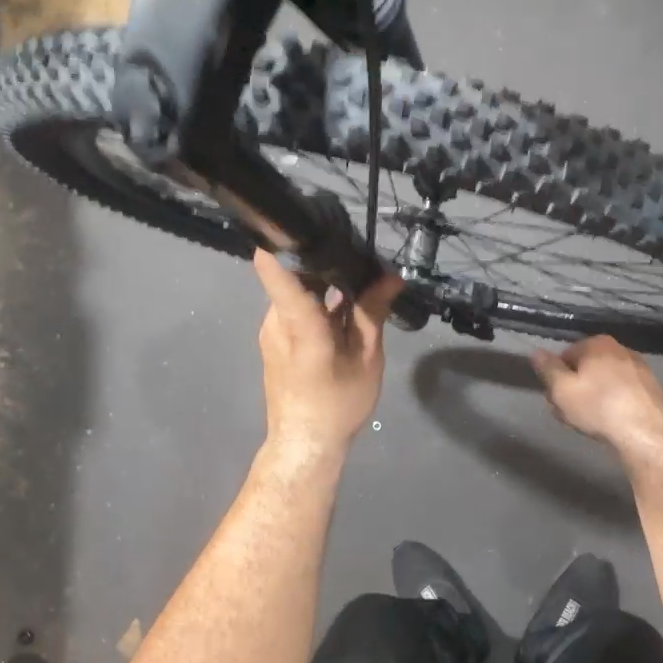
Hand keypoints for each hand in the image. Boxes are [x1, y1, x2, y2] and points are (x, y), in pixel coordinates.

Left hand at [254, 250, 402, 458]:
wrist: (305, 444)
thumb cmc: (338, 404)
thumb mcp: (366, 358)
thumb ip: (373, 311)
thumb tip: (391, 276)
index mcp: (300, 323)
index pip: (277, 270)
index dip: (281, 240)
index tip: (299, 218)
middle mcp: (276, 320)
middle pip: (295, 275)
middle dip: (326, 264)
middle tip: (360, 264)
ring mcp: (271, 331)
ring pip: (296, 294)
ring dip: (324, 288)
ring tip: (358, 291)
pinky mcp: (273, 342)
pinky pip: (293, 311)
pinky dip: (317, 306)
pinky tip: (343, 317)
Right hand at [531, 336, 662, 460]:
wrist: (644, 432)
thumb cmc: (597, 408)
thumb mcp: (561, 390)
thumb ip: (547, 369)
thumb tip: (536, 352)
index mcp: (597, 343)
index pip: (566, 356)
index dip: (556, 379)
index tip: (555, 399)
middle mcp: (620, 348)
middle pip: (587, 368)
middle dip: (575, 388)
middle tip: (568, 413)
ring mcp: (639, 367)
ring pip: (605, 380)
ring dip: (592, 396)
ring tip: (587, 421)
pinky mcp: (651, 387)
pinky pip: (622, 391)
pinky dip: (612, 402)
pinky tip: (609, 421)